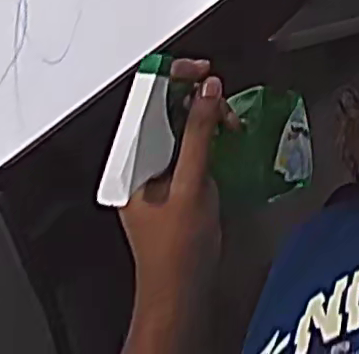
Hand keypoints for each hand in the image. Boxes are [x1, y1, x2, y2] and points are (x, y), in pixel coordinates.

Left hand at [118, 60, 239, 300]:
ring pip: (182, 122)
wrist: (182, 289)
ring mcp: (159, 168)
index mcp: (130, 164)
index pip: (145, 106)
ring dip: (209, 115)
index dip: (171, 80)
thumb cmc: (178, 247)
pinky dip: (211, 130)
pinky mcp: (178, 174)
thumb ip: (198, 132)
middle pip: (165, 110)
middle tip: (223, 102)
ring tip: (228, 125)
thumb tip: (208, 88)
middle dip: (198, 99)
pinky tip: (226, 134)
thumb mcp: (191, 182)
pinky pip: (192, 138)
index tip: (200, 69)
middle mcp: (140, 162)